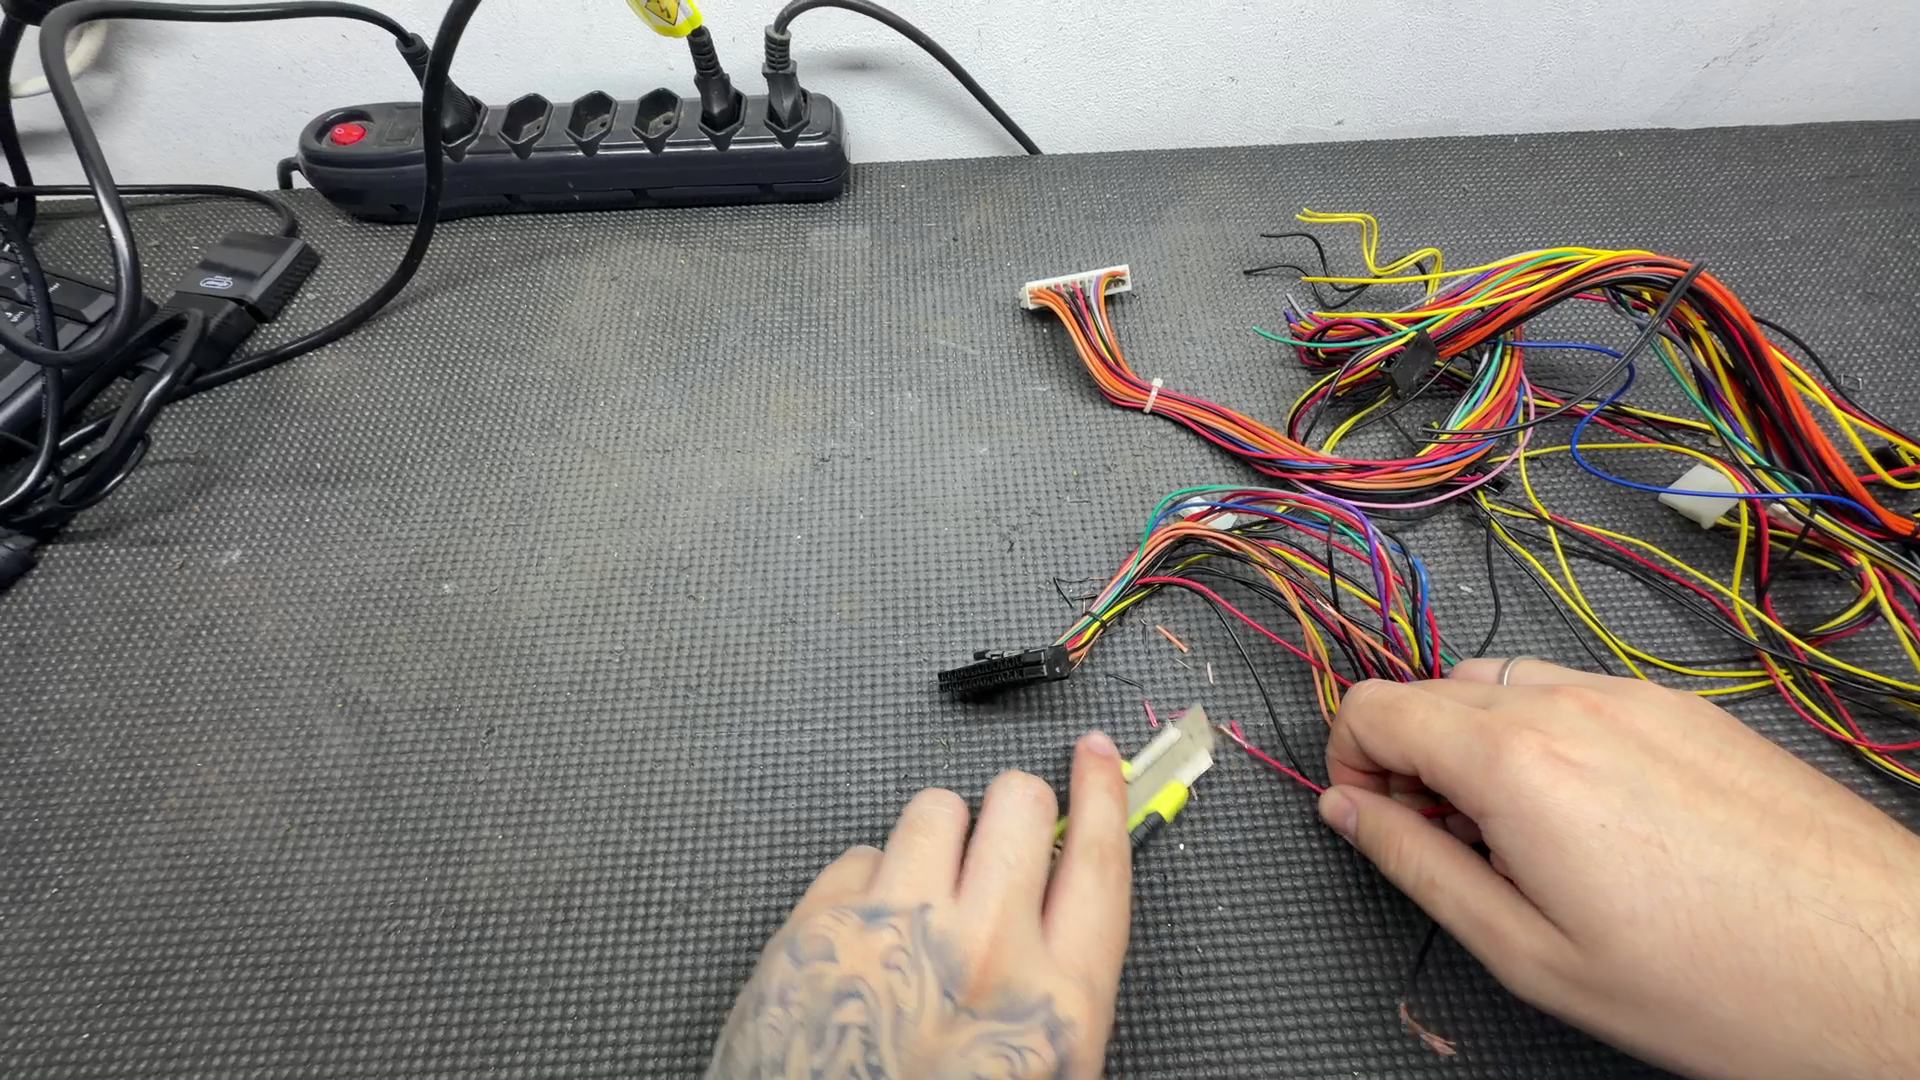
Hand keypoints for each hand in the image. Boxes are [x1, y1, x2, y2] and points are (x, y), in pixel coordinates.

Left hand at [706, 732, 1130, 1078]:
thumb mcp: (1042, 1071)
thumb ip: (1062, 981)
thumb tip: (1062, 890)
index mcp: (1055, 1004)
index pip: (1098, 860)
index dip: (1103, 792)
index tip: (1097, 753)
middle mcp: (984, 951)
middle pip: (1018, 801)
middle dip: (1011, 807)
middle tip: (993, 842)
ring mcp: (899, 926)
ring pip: (935, 806)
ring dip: (934, 840)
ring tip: (921, 900)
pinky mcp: (823, 921)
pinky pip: (863, 850)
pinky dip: (868, 881)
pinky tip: (864, 939)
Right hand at [1319, 658, 1919, 1079]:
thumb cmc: (1718, 987)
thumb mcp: (1526, 951)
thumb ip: (1410, 862)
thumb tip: (1342, 806)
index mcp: (1509, 759)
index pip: (1368, 707)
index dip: (1348, 758)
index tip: (1381, 813)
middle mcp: (1558, 703)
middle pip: (1420, 691)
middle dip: (1406, 754)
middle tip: (1452, 833)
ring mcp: (1623, 693)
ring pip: (1484, 680)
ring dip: (1464, 735)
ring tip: (1514, 816)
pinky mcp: (1673, 702)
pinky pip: (1559, 686)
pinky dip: (1531, 725)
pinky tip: (1586, 799)